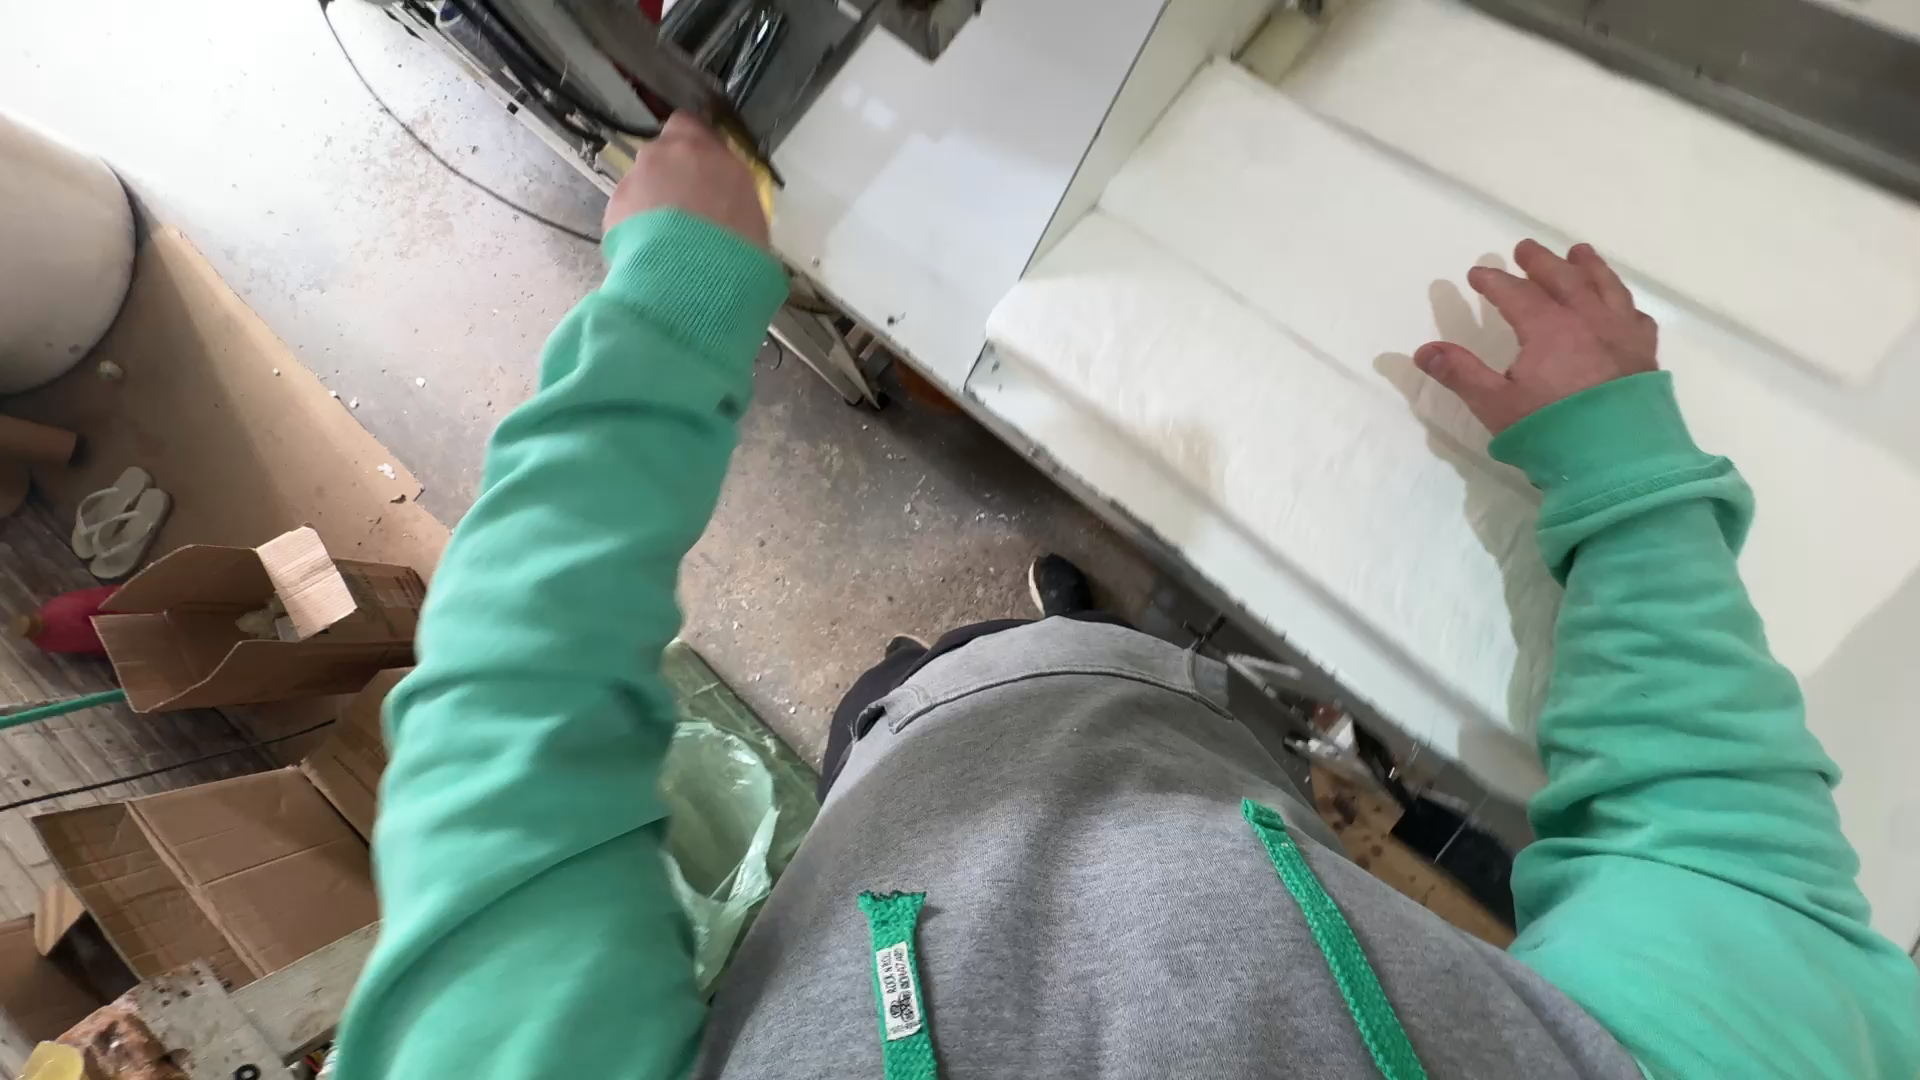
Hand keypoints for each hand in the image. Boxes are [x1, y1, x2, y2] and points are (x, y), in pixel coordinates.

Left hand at [603, 113, 768, 247]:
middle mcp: (675, 154)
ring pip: (644, 179)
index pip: (699, 130)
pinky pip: (627, 208)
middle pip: (667, 152)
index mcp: (717, 157)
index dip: (698, 149)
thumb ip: (738, 208)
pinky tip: (651, 253)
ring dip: (653, 201)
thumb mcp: (756, 229)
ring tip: (667, 241)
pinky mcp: (616, 201)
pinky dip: (635, 225)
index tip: (705, 171)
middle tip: (688, 212)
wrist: (694, 280)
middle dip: (674, 175)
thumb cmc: (739, 257)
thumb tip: (734, 219)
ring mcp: (640, 173)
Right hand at [1415, 240, 1657, 434]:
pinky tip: (1616, 302)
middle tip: (1525, 247)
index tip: (1476, 272)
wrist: (1616, 455)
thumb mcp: (1492, 402)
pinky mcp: (1643, 352)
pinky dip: (1620, 300)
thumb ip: (1458, 373)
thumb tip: (1423, 350)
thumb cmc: (1548, 428)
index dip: (1494, 282)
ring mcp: (1620, 334)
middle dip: (1541, 263)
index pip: (1517, 295)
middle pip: (1564, 280)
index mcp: (1549, 329)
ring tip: (1579, 252)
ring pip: (1604, 288)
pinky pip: (1632, 314)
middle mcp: (1588, 320)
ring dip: (1588, 267)